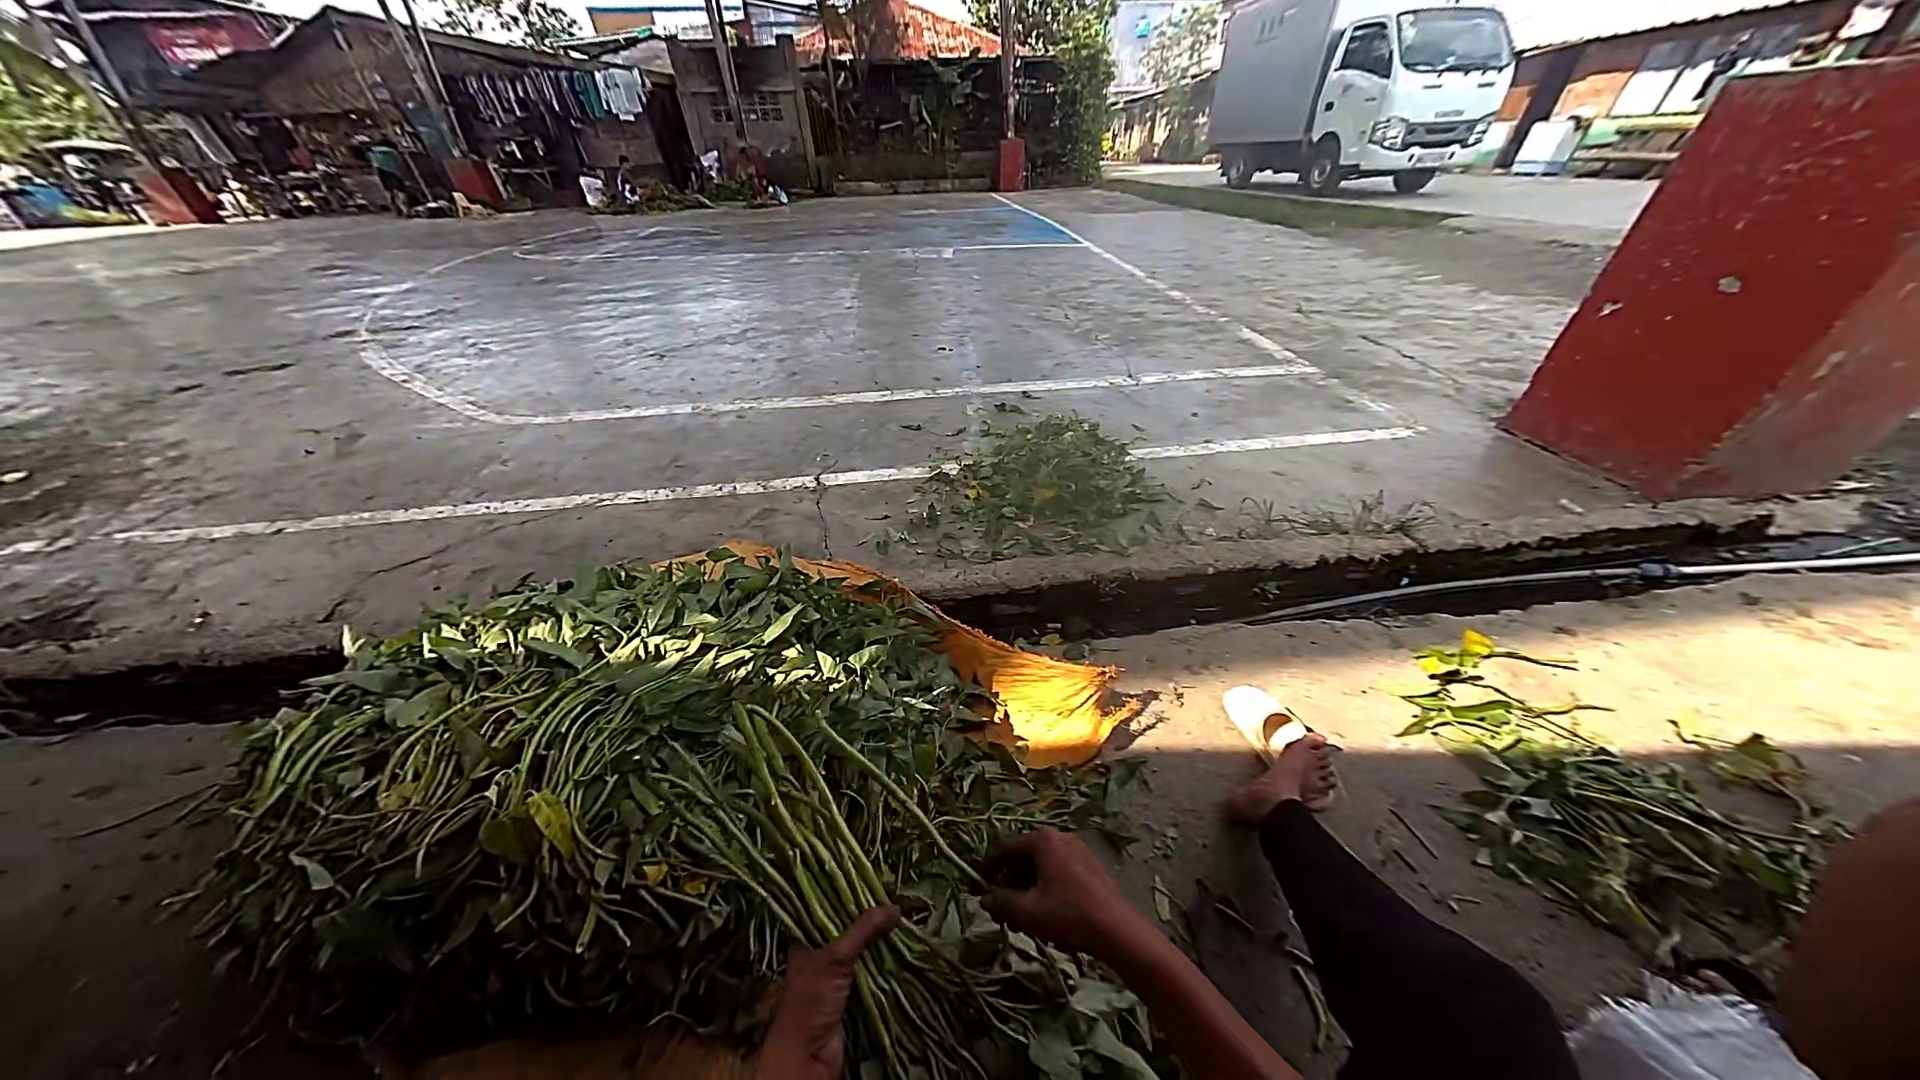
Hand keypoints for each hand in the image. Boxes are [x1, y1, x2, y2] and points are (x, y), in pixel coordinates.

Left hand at [756, 906, 898, 1079]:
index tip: (875, 884)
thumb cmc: (811, 1000)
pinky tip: (904, 949)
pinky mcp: (854, 996)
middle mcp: (821, 956)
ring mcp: (838, 978)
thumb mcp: (835, 956)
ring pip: (864, 953)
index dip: (849, 897)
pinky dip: (887, 965)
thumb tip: (895, 907)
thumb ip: (862, 930)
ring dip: (882, 944)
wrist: (810, 1058)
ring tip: (905, 920)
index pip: (829, 910)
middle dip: (871, 921)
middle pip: (850, 932)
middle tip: (896, 901)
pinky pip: (873, 974)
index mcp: (807, 942)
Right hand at [981, 829, 1148, 959]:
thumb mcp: (1027, 911)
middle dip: (1008, 884)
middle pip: (1023, 857)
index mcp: (1043, 840)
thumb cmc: (1069, 915)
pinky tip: (1042, 915)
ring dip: (1025, 890)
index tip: (977, 886)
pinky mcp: (1089, 867)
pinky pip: (1057, 872)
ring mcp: (1077, 850)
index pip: (1005, 847)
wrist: (1118, 930)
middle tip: (999, 910)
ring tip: (1019, 919)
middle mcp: (1060, 837)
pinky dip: (1043, 889)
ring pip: (1040, 867)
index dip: (988, 867)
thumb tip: (984, 898)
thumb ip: (1001, 902)